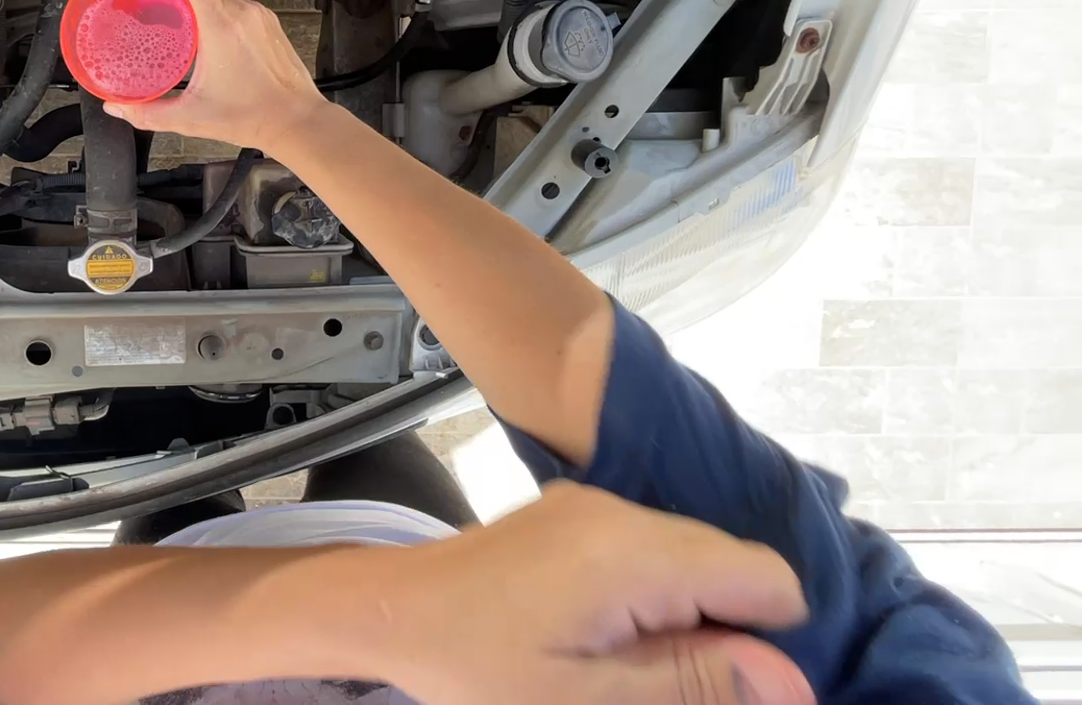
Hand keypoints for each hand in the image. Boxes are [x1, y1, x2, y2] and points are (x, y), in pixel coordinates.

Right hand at [102, 0, 331, 152]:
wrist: (297, 121)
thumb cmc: (251, 118)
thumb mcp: (191, 118)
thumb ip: (148, 113)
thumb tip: (116, 107)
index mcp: (220, 28)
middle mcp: (241, 13)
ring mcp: (258, 15)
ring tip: (172, 13)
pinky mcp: (268, 23)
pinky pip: (235, 2)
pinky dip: (213, 7)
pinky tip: (202, 28)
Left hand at [368, 484, 815, 704]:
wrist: (395, 608)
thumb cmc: (481, 664)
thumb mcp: (589, 700)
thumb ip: (696, 684)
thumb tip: (796, 679)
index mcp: (627, 549)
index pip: (766, 575)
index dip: (761, 640)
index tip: (700, 679)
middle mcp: (611, 510)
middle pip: (727, 563)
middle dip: (721, 628)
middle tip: (646, 674)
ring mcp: (582, 504)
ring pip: (686, 557)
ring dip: (679, 613)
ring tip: (613, 653)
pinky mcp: (562, 513)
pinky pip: (641, 549)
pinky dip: (643, 591)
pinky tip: (591, 626)